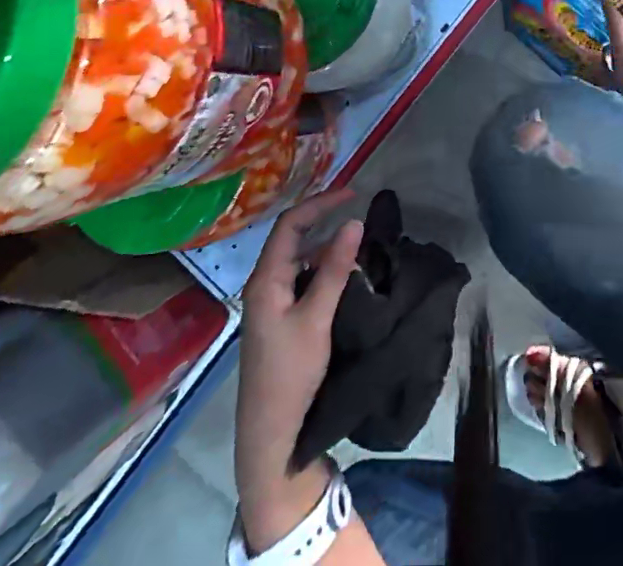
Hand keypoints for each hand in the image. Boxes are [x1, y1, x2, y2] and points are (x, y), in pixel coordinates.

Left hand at [235, 190, 362, 551]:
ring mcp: (270, 300)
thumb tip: (353, 224)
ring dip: (325, 249)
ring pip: (298, 261)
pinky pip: (300, 281)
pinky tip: (345, 277)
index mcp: (265, 277)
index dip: (320, 204)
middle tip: (357, 212)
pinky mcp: (279, 317)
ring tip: (358, 246)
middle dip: (323, 221)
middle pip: (292, 238)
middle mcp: (264, 282)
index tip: (352, 194)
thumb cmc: (291, 371)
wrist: (271, 428)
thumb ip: (335, 270)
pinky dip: (322, 272)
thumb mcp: (317, 318)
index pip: (291, 224)